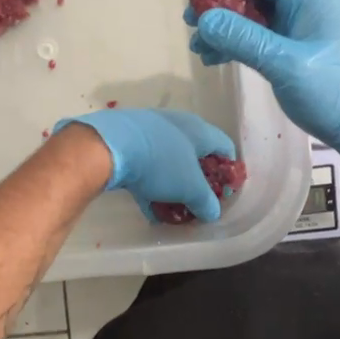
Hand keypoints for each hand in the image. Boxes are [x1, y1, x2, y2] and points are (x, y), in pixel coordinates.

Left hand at [54, 108, 236, 222]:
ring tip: (171, 208)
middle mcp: (177, 125)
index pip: (225, 147)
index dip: (228, 170)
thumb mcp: (190, 188)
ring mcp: (150, 131)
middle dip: (196, 181)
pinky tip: (147, 205)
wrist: (110, 146)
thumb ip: (206, 202)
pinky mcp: (128, 141)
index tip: (224, 191)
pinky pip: (146, 166)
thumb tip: (213, 213)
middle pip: (195, 154)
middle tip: (196, 201)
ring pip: (168, 161)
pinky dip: (150, 184)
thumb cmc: (161, 163)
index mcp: (199, 131)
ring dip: (172, 185)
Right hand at [181, 0, 339, 187]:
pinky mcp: (299, 43)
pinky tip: (214, 57)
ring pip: (254, 11)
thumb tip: (204, 20)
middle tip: (189, 20)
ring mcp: (304, 21)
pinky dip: (237, 41)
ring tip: (198, 45)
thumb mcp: (285, 65)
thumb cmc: (334, 93)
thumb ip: (243, 39)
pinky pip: (261, 31)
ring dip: (224, 24)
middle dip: (218, 1)